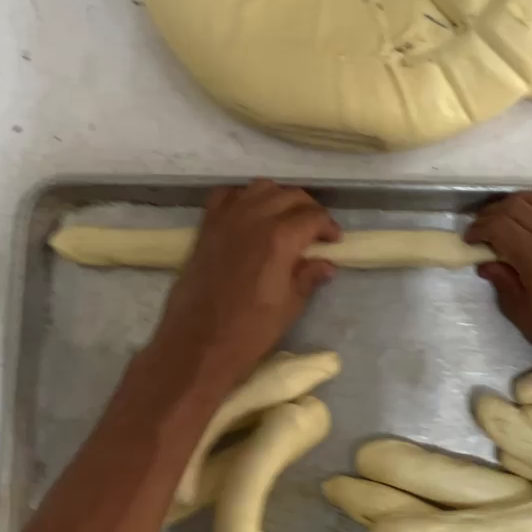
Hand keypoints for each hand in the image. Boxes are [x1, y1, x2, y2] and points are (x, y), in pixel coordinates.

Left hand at [145, 180, 338, 393]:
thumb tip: (326, 264)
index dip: (328, 226)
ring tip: (285, 218)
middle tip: (315, 230)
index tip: (334, 241)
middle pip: (289, 196)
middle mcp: (253, 219)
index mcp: (279, 239)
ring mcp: (226, 220)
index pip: (313, 217)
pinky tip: (250, 213)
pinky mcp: (206, 228)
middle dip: (308, 209)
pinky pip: (226, 196)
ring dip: (278, 198)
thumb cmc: (250, 330)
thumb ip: (308, 277)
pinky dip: (243, 197)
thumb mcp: (290, 306)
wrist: (198, 343)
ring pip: (259, 188)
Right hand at [465, 190, 531, 382]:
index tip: (470, 239)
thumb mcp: (524, 316)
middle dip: (493, 213)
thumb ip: (504, 283)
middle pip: (519, 206)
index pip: (500, 226)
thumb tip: (487, 264)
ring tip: (508, 218)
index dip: (479, 228)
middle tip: (482, 229)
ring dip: (520, 203)